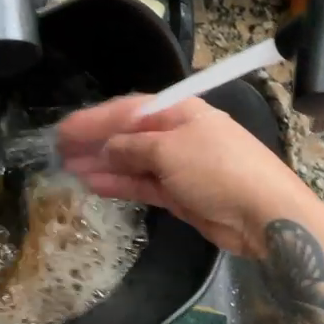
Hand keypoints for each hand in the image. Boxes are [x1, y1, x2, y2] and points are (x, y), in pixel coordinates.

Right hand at [56, 95, 318, 257]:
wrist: (264, 214)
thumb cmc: (218, 169)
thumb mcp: (169, 150)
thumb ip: (131, 147)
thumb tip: (105, 148)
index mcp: (179, 111)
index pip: (128, 110)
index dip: (94, 119)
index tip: (64, 130)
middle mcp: (177, 134)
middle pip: (128, 135)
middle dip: (94, 142)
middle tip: (59, 150)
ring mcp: (179, 166)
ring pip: (131, 162)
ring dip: (101, 164)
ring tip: (68, 169)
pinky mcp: (180, 195)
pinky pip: (142, 184)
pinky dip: (119, 184)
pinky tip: (93, 184)